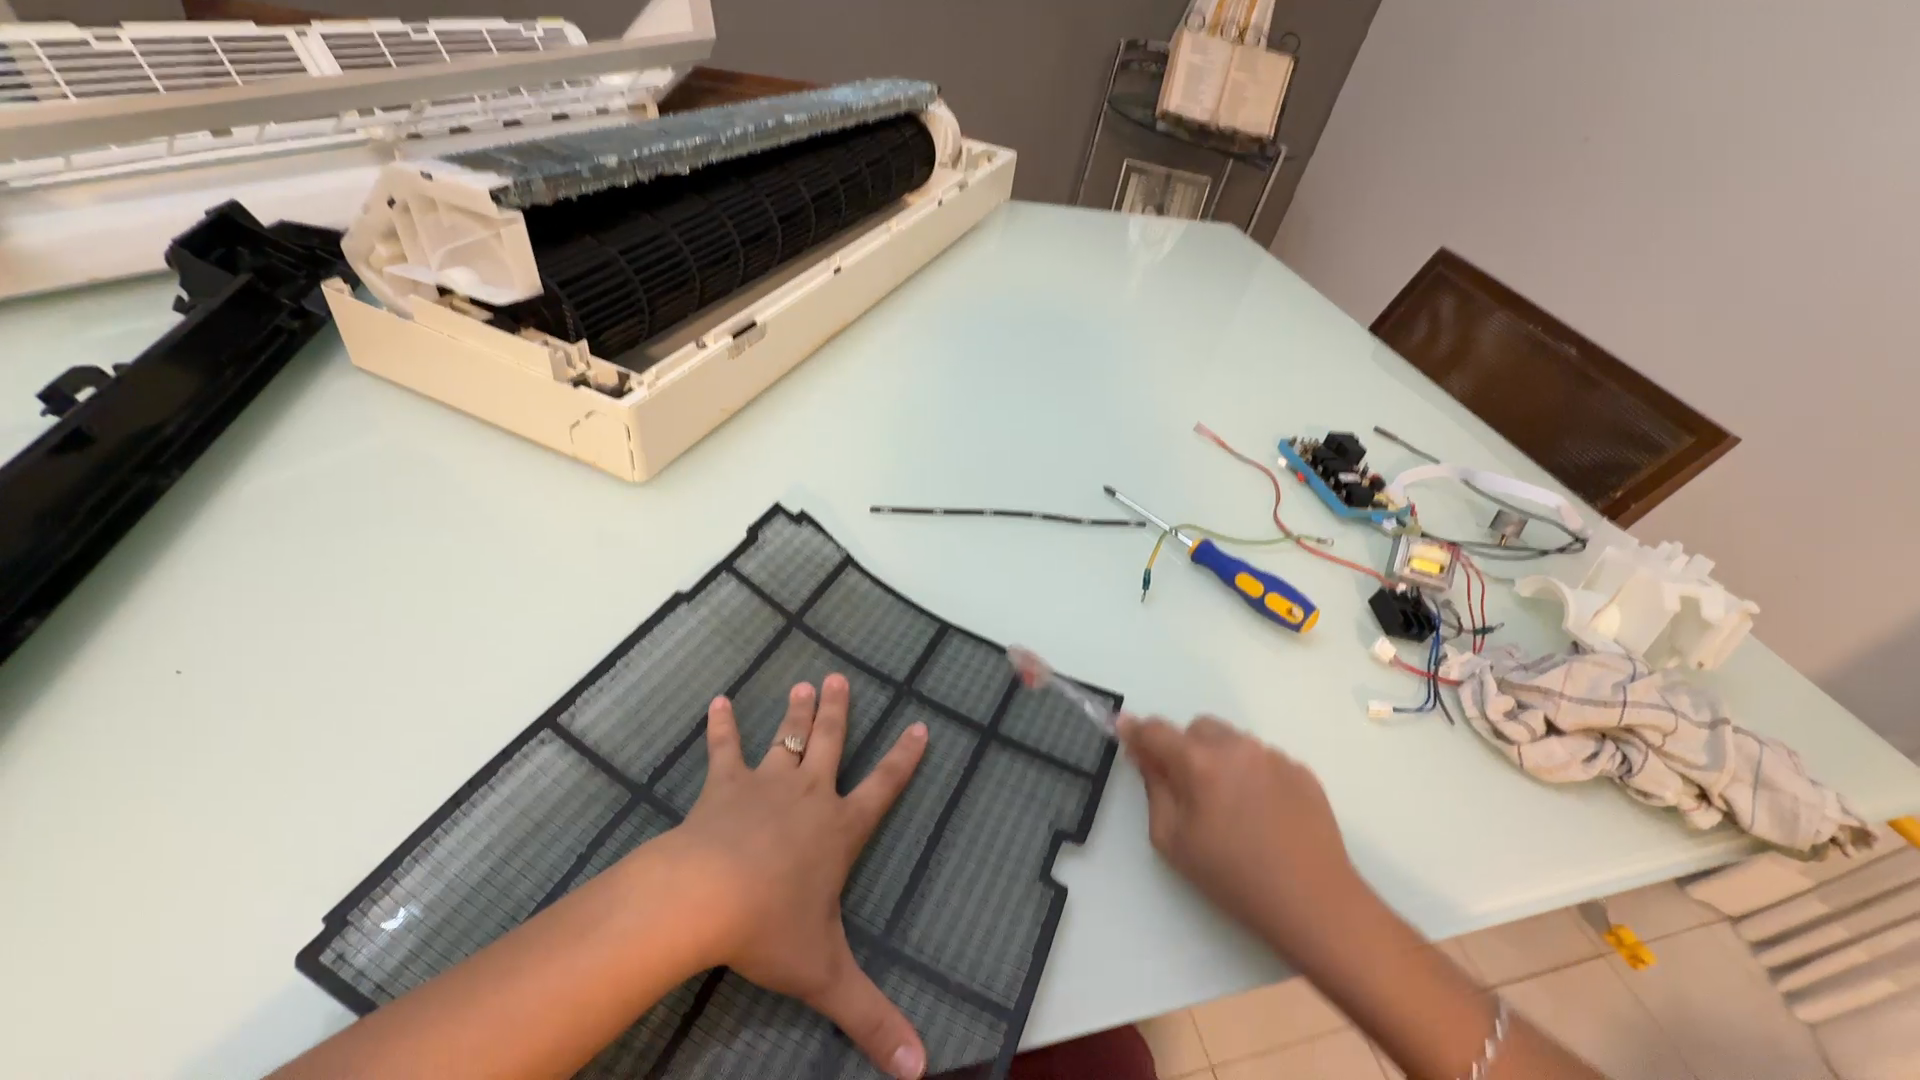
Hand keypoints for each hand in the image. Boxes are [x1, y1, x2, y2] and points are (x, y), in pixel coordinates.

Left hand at [675, 675, 929, 1079]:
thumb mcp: (827, 976)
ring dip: (797, 710)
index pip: (883, 788)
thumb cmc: (769, 928)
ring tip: (805, 681)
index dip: (903, 759)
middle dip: (839, 711)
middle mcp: (807, 797)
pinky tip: (719, 701)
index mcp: (839, 830)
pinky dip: (721, 726)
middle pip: (830, 744)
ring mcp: (763, 785)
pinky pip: (723, 750)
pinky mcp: (722, 787)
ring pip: (787, 738)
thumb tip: (919, 1072)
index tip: (919, 726)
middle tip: (840, 677)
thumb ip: (873, 1019)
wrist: (701, 898)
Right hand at [1117, 714, 1362, 960]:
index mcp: (1199, 762)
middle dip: (1183, 747)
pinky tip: (1260, 814)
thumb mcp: (1173, 840)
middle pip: (1198, 727)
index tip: (1124, 729)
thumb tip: (1144, 755)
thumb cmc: (1232, 877)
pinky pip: (1263, 760)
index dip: (1136, 730)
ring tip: (1229, 806)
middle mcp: (1237, 747)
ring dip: (1219, 759)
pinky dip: (1251, 774)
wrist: (1313, 901)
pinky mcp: (1301, 771)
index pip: (1157, 730)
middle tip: (1185, 786)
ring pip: (1232, 741)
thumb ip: (1154, 788)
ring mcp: (1273, 756)